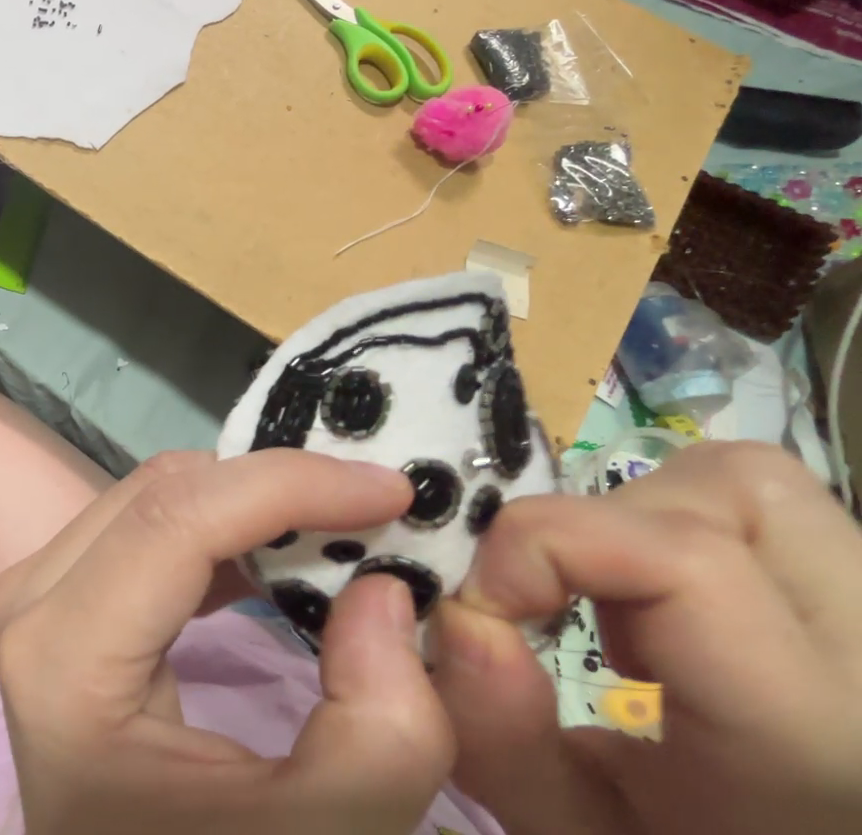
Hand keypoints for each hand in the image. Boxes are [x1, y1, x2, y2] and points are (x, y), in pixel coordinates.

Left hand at [0, 449, 455, 833]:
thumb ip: (380, 728)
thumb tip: (381, 588)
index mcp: (66, 660)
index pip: (175, 519)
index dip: (287, 484)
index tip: (392, 488)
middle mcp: (31, 602)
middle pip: (160, 496)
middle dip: (277, 483)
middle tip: (382, 508)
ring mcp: (34, 593)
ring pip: (151, 500)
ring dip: (252, 501)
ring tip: (348, 527)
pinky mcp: (56, 598)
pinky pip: (142, 530)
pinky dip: (221, 528)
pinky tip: (285, 553)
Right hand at [433, 442, 861, 834]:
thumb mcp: (571, 828)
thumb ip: (503, 735)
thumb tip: (459, 617)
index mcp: (820, 741)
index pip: (684, 559)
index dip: (543, 546)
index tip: (481, 607)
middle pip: (729, 491)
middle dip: (595, 528)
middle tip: (553, 609)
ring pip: (746, 479)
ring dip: (637, 523)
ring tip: (616, 614)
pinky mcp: (857, 597)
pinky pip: (759, 507)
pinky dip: (676, 532)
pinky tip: (665, 618)